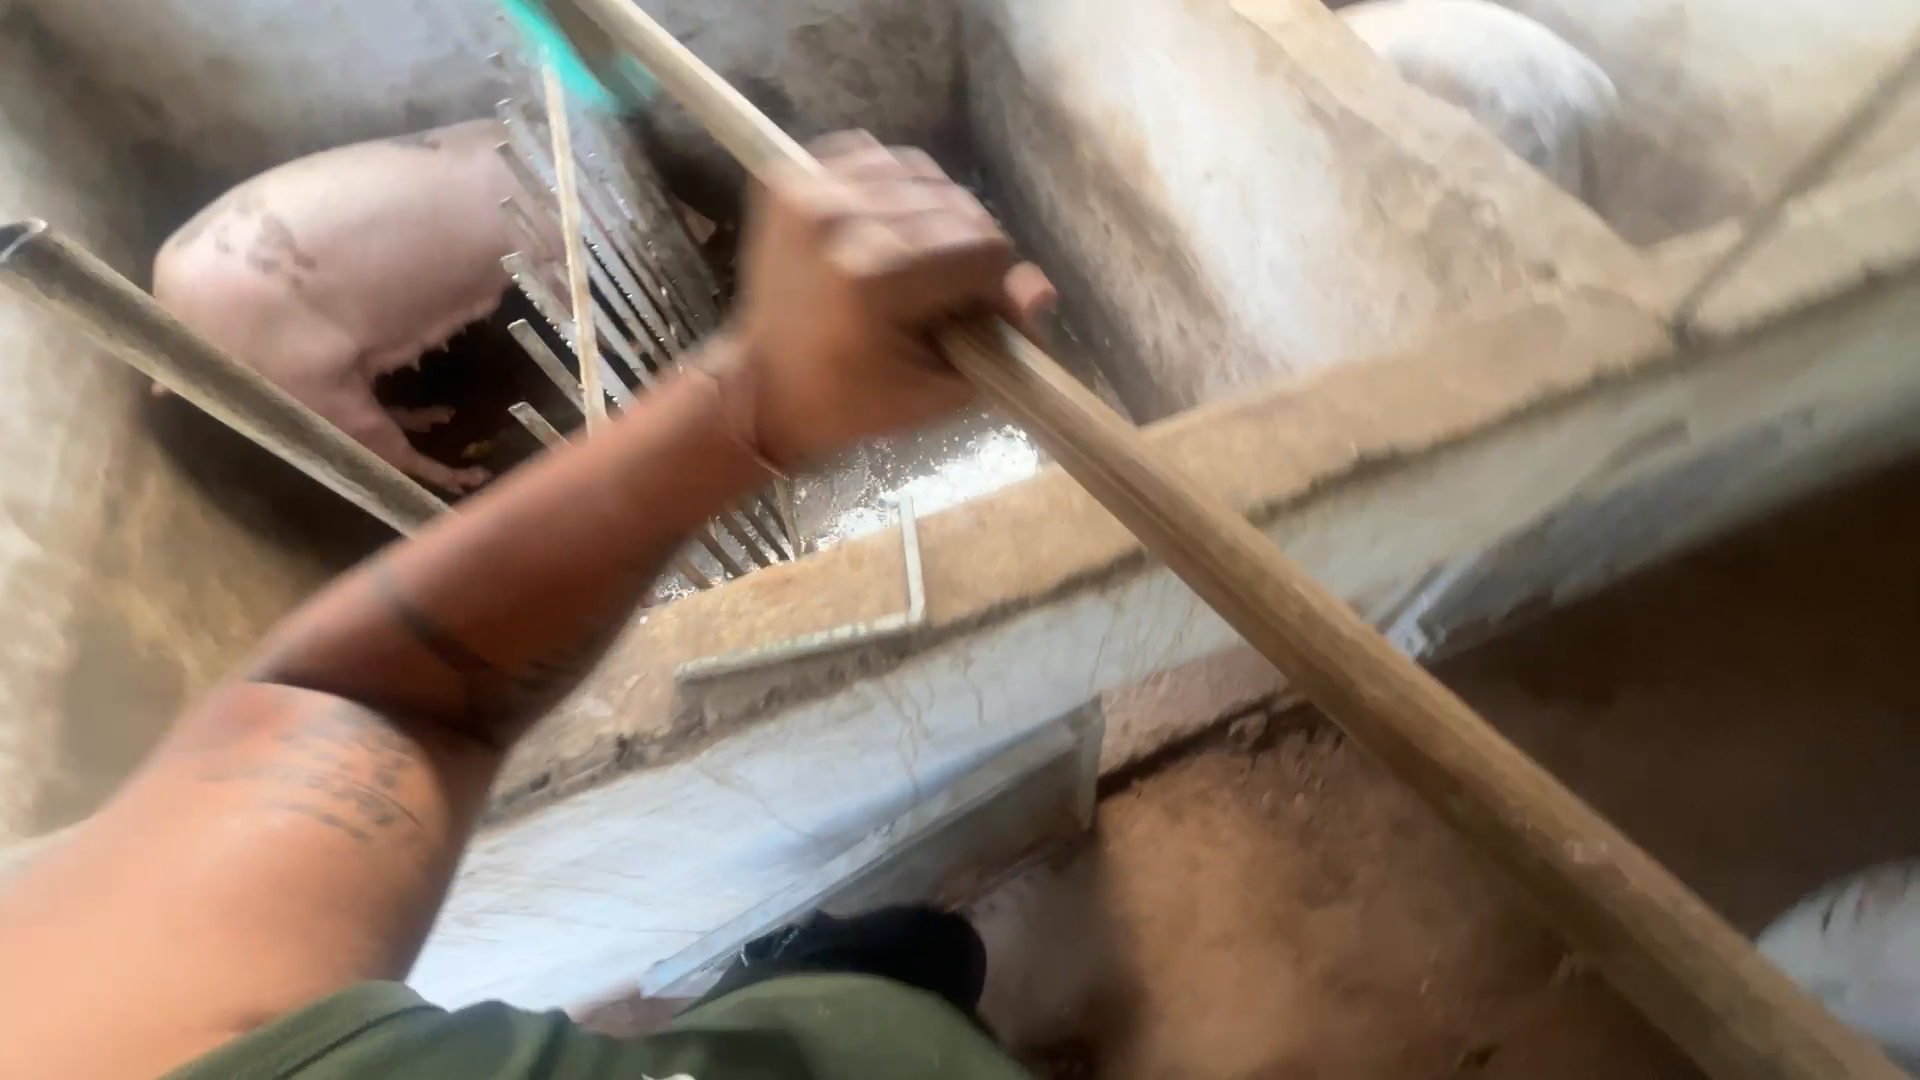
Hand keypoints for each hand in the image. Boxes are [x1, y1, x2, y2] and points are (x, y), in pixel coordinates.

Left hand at [718, 131, 1055, 468]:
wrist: (763, 385)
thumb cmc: (851, 403)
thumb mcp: (935, 390)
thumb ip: (998, 341)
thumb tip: (1043, 294)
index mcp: (874, 278)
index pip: (984, 251)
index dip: (1002, 287)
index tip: (992, 316)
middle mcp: (841, 217)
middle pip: (959, 208)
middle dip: (974, 256)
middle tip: (956, 296)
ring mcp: (810, 188)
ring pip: (925, 176)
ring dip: (939, 219)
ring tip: (925, 263)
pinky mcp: (789, 174)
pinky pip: (876, 157)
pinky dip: (897, 192)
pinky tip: (891, 231)